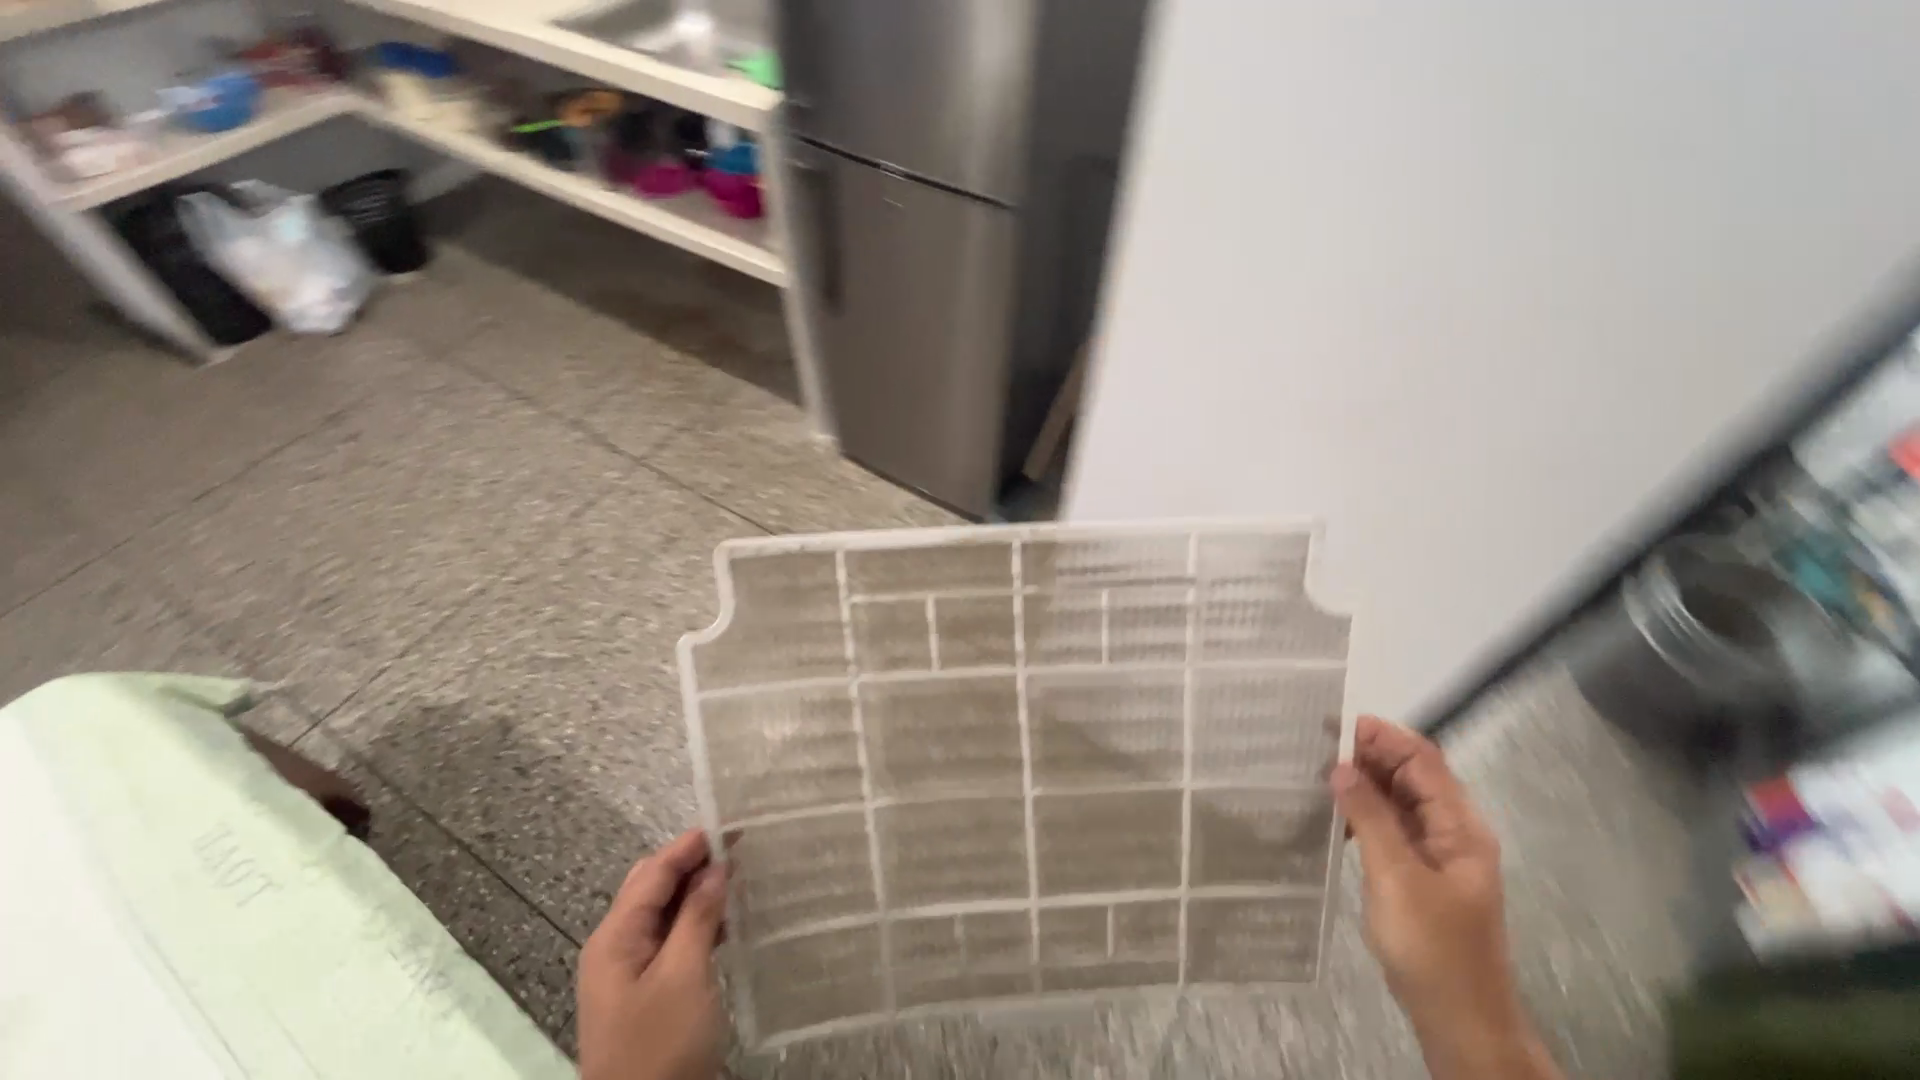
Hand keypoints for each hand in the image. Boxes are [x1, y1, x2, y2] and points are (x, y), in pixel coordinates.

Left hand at [576, 830, 728, 1079]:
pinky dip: (698, 924)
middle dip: (692, 864)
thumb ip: (697, 916)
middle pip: (653, 889)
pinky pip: (672, 941)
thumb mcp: (684, 975)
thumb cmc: (661, 1043)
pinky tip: (728, 922)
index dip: (690, 845)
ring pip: (664, 915)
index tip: (730, 823)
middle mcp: (617, 947)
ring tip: (741, 877)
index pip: (653, 873)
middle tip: (739, 848)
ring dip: (697, 894)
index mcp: (615, 937)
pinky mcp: (649, 993)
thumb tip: (715, 869)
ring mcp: (631, 972)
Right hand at [1332, 716, 1561, 1079]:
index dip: (1385, 738)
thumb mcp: (1396, 877)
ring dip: (1367, 784)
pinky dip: (1367, 814)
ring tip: (1320, 774)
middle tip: (1319, 746)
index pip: (1424, 762)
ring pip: (1402, 802)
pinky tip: (1337, 817)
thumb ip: (1370, 818)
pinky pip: (1393, 829)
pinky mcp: (1421, 876)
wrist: (1460, 1018)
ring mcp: (1439, 856)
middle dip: (1372, 756)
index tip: (1338, 724)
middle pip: (1414, 777)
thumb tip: (1340, 767)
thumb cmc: (1433, 946)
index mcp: (1461, 827)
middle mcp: (1454, 833)